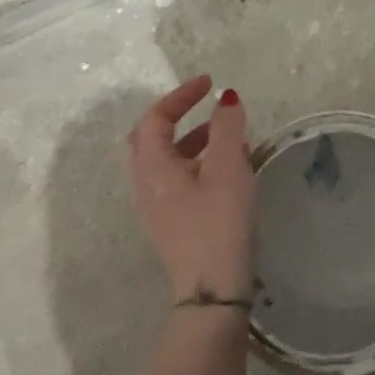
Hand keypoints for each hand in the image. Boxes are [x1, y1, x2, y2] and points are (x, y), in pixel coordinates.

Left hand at [127, 76, 255, 306]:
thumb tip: (226, 99)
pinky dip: (198, 161)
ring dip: (192, 139)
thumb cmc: (218, 222)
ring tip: (228, 135)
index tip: (210, 84)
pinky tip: (227, 169)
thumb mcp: (228, 167)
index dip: (180, 96)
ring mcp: (158, 207)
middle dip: (178, 116)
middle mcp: (147, 185)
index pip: (154, 118)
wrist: (212, 291)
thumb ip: (227, 128)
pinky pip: (179, 179)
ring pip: (167, 160)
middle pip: (151, 139)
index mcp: (152, 168)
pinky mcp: (173, 223)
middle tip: (206, 105)